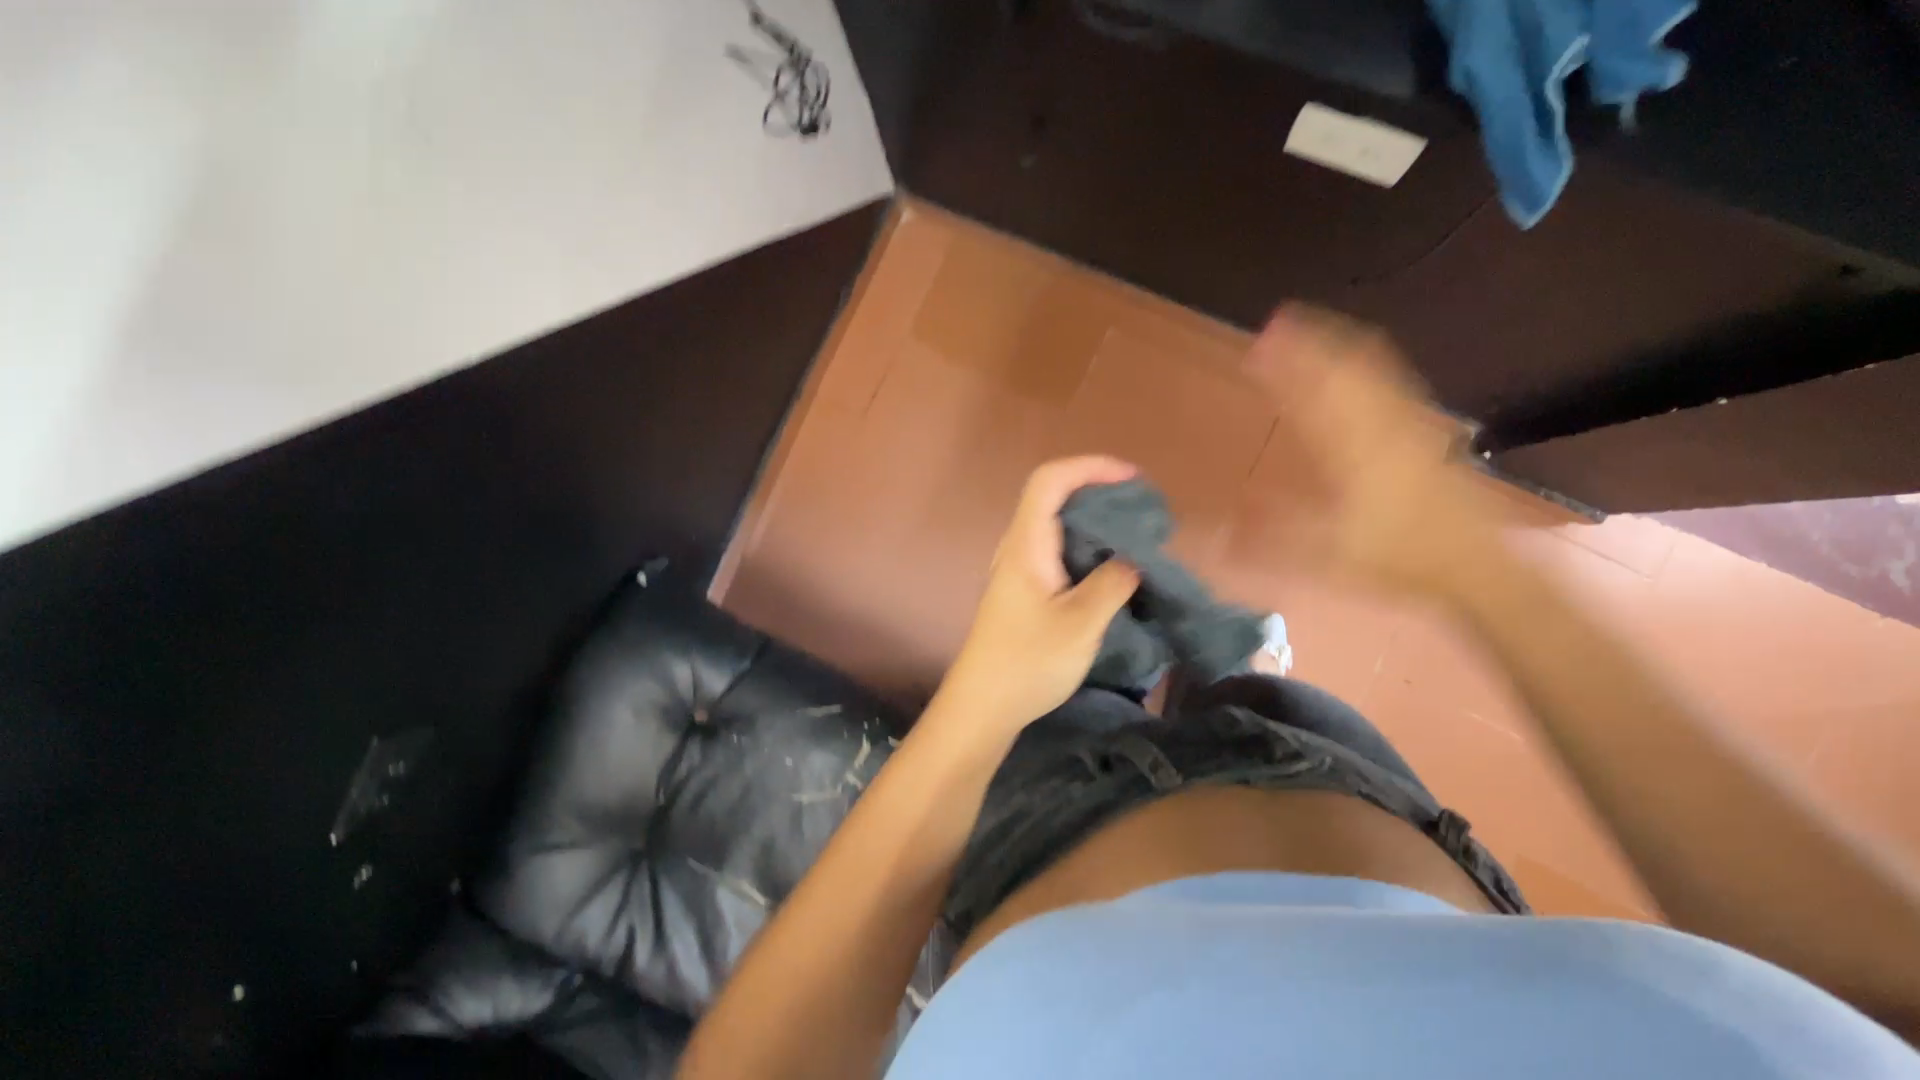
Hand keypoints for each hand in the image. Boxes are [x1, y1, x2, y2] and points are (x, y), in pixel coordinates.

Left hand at [930, 456, 1143, 737]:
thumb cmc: (1028, 661)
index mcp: (1026, 545)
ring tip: (1135, 538)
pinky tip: (1111, 572)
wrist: (983, 706)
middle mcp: (1017, 548)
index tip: (1131, 479)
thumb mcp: (1081, 623)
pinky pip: (1057, 553)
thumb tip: (1134, 560)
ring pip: (1056, 528)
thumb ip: (1112, 583)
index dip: (1090, 467)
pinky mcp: (1023, 593)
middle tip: (1142, 511)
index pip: (1049, 480)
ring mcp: (1017, 571)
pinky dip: (1087, 549)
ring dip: (1094, 524)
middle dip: (1099, 493)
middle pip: (1053, 498)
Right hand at [1245, 303, 1502, 600]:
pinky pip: (1397, 393)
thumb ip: (1260, 543)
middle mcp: (1388, 426)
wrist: (1480, 576)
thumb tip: (1204, 535)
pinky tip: (1361, 385)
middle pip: (1354, 367)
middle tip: (1284, 324)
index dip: (1291, 359)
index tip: (1262, 337)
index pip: (1321, 387)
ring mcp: (1416, 431)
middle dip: (1317, 342)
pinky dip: (1371, 376)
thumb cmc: (1397, 561)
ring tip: (1316, 340)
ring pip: (1378, 375)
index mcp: (1359, 445)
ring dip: (1343, 353)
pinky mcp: (1433, 446)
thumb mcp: (1321, 558)